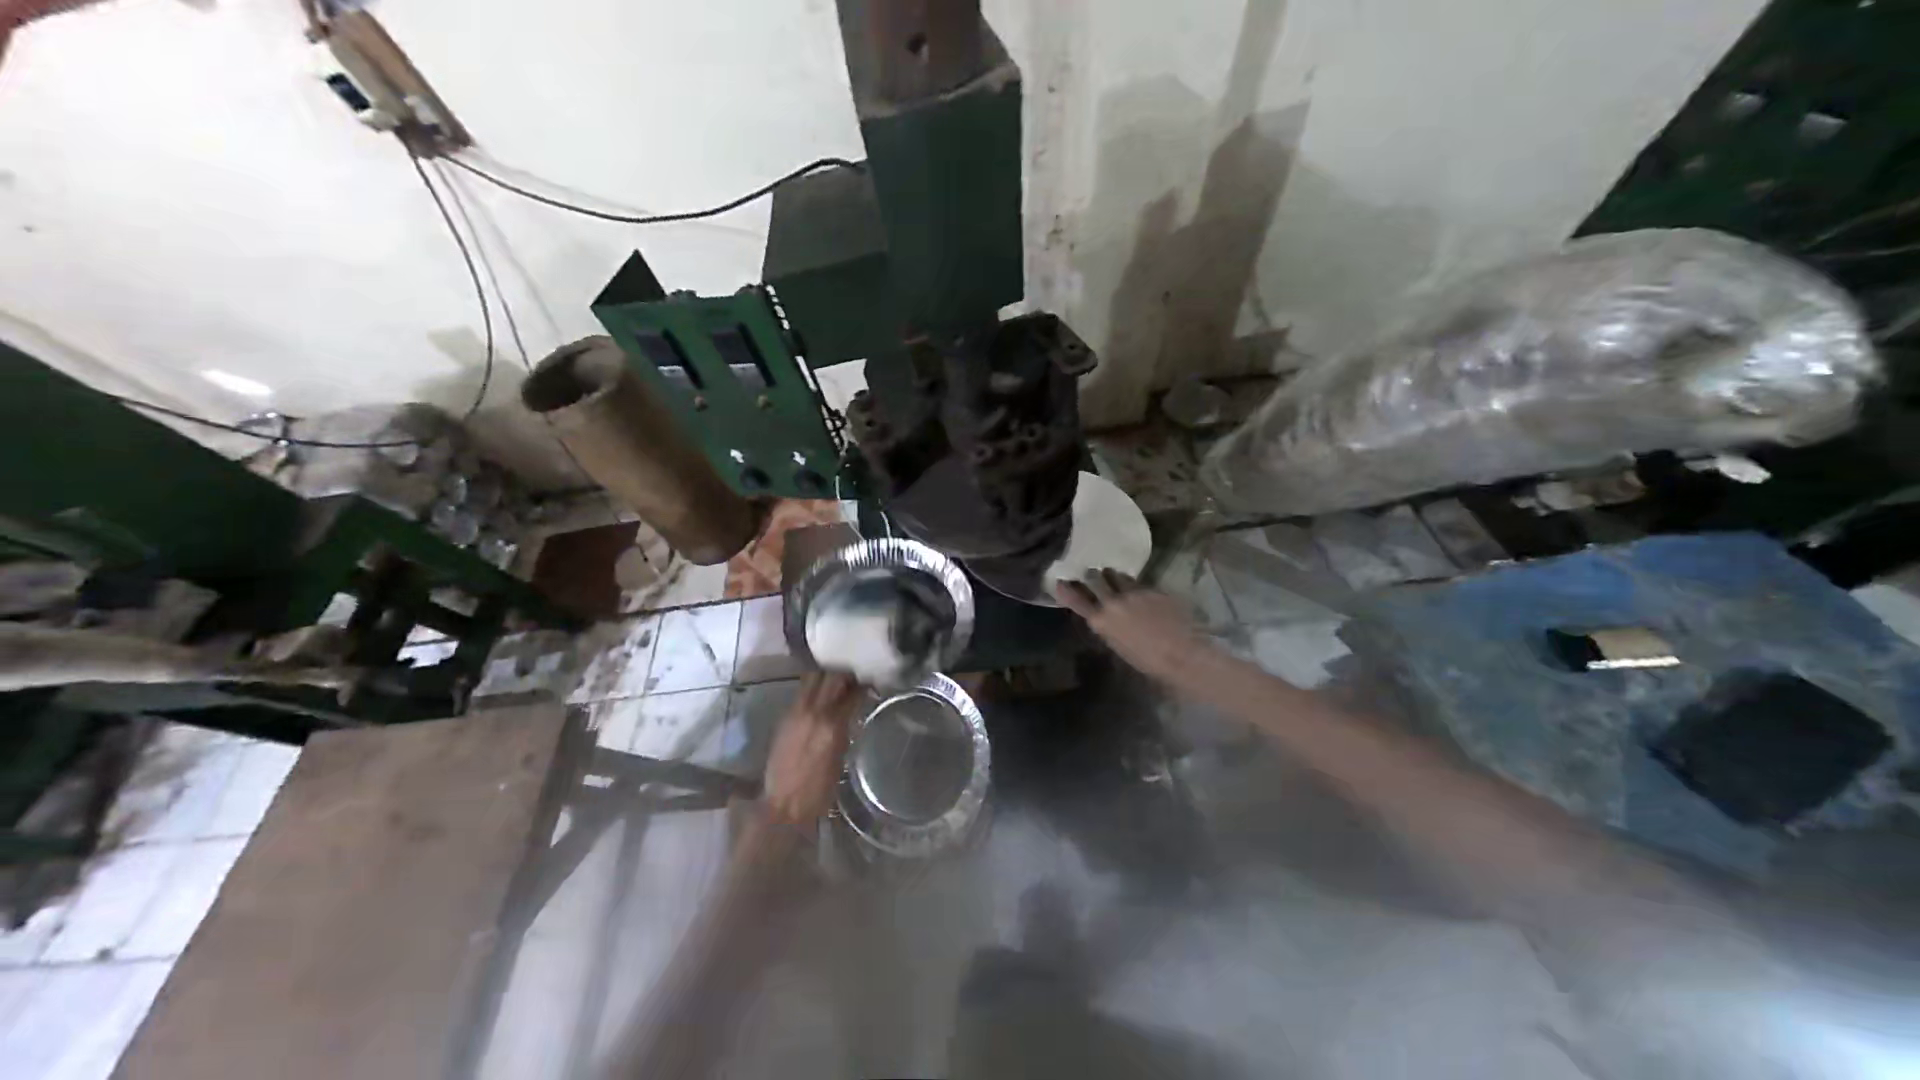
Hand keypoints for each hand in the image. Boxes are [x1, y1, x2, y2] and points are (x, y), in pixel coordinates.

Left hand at [762, 672, 861, 824]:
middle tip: (853, 678)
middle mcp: (814, 712)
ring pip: (812, 678)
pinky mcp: (784, 717)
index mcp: (833, 726)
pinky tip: (820, 695)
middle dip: (844, 674)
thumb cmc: (819, 790)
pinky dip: (812, 688)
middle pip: (831, 677)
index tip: (870, 683)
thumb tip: (851, 715)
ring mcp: (796, 712)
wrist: (784, 804)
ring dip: (826, 676)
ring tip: (835, 682)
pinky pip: (801, 692)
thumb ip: (845, 731)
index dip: (864, 686)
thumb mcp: (840, 758)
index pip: (853, 694)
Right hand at [1055, 569, 1215, 688]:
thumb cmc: (1148, 661)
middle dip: (1093, 575)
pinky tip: (1143, 593)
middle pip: (1096, 578)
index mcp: (1101, 620)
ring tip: (1117, 577)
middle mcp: (1113, 601)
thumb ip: (1108, 626)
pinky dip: (1137, 586)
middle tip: (1093, 574)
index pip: (1076, 599)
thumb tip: (1105, 616)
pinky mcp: (1154, 588)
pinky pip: (1140, 582)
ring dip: (1115, 576)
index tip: (1061, 581)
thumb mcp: (1118, 646)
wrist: (1183, 655)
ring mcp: (1135, 592)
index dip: (1066, 589)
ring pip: (1118, 574)